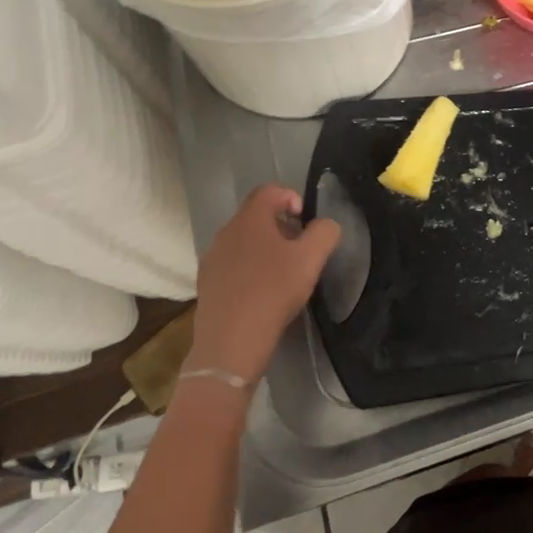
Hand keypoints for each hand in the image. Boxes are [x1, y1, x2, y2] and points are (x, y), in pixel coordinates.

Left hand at [186, 184, 340, 382]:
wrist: (231, 341)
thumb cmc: (273, 292)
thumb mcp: (311, 260)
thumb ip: (324, 233)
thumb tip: (325, 225)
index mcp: (250, 220)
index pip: (269, 191)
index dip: (291, 198)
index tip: (306, 222)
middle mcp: (225, 233)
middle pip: (255, 216)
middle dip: (281, 227)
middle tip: (300, 250)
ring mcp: (212, 259)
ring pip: (243, 242)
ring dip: (264, 249)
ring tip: (283, 274)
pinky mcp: (206, 284)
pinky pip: (232, 265)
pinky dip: (249, 270)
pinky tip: (262, 294)